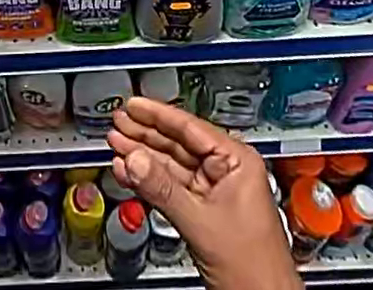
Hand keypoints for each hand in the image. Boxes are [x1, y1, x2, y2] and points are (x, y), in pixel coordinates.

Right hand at [108, 97, 301, 289]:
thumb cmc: (255, 269)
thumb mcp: (202, 223)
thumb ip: (164, 189)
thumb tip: (135, 159)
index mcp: (237, 161)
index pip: (190, 127)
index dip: (158, 114)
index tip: (134, 104)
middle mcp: (226, 171)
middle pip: (178, 143)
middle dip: (145, 133)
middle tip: (118, 121)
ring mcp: (214, 191)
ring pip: (171, 166)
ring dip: (142, 157)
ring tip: (117, 143)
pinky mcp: (203, 212)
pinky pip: (171, 188)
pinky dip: (149, 182)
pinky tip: (129, 173)